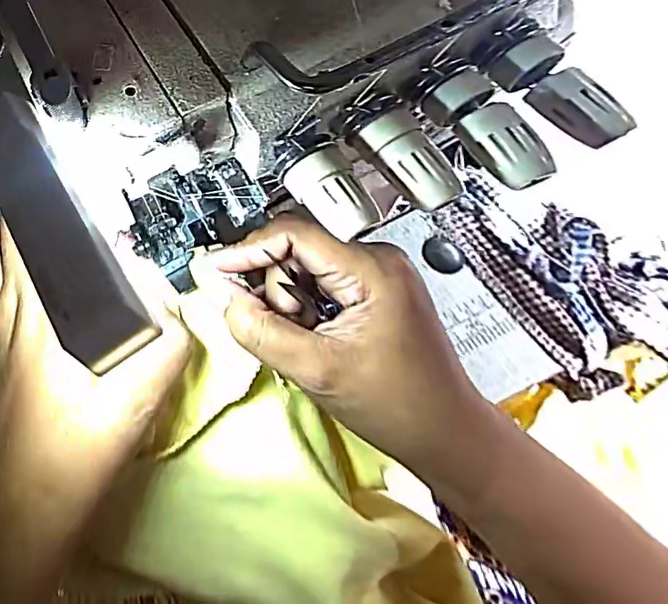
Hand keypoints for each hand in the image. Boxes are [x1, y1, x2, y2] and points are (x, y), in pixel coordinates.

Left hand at [0, 214, 190, 521]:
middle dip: (9, 218)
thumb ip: (165, 348)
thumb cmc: (71, 462)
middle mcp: (3, 324)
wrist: (21, 520)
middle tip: (35, 204)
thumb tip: (176, 302)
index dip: (36, 213)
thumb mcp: (133, 405)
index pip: (24, 248)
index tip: (58, 194)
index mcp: (35, 323)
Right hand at [209, 214, 489, 479]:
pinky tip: (319, 335)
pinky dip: (307, 307)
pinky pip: (319, 281)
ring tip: (310, 339)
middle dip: (278, 290)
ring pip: (303, 266)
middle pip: (295, 249)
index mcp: (371, 268)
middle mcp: (376, 258)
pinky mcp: (372, 287)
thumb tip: (228, 303)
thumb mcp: (318, 372)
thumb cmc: (403, 406)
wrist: (446, 434)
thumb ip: (263, 333)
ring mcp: (376, 272)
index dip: (250, 250)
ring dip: (292, 302)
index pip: (293, 233)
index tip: (221, 267)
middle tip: (288, 329)